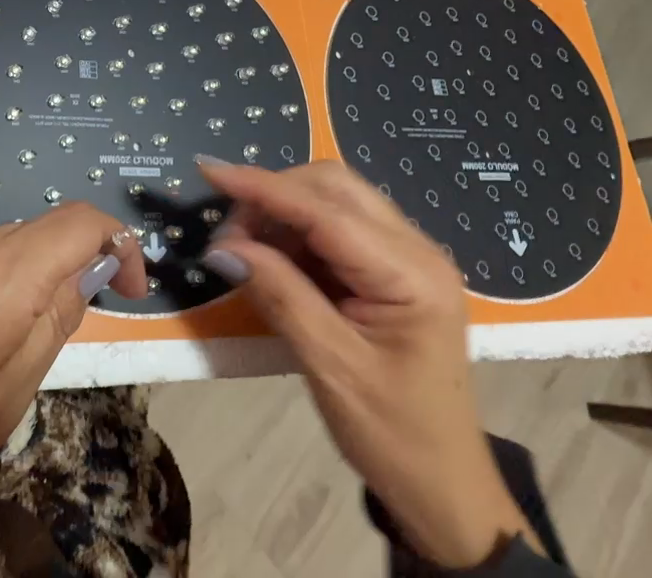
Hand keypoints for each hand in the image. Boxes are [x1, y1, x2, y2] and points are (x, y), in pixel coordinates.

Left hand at [0, 205, 146, 521]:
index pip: (80, 221)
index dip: (117, 245)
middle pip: (35, 235)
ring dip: (7, 280)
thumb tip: (88, 270)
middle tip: (38, 342)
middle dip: (57, 276)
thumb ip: (55, 320)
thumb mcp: (7, 398)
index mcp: (0, 277)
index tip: (125, 291)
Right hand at [198, 158, 537, 568]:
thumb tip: (224, 246)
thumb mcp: (329, 365)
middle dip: (273, 195)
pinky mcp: (394, 272)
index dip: (264, 187)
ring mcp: (408, 258)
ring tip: (243, 252)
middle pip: (334, 187)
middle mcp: (417, 250)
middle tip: (228, 236)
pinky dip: (297, 235)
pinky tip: (273, 261)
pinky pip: (338, 230)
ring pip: (334, 201)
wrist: (441, 481)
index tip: (210, 171)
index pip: (325, 210)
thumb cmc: (391, 432)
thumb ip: (279, 294)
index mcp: (411, 274)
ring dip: (283, 214)